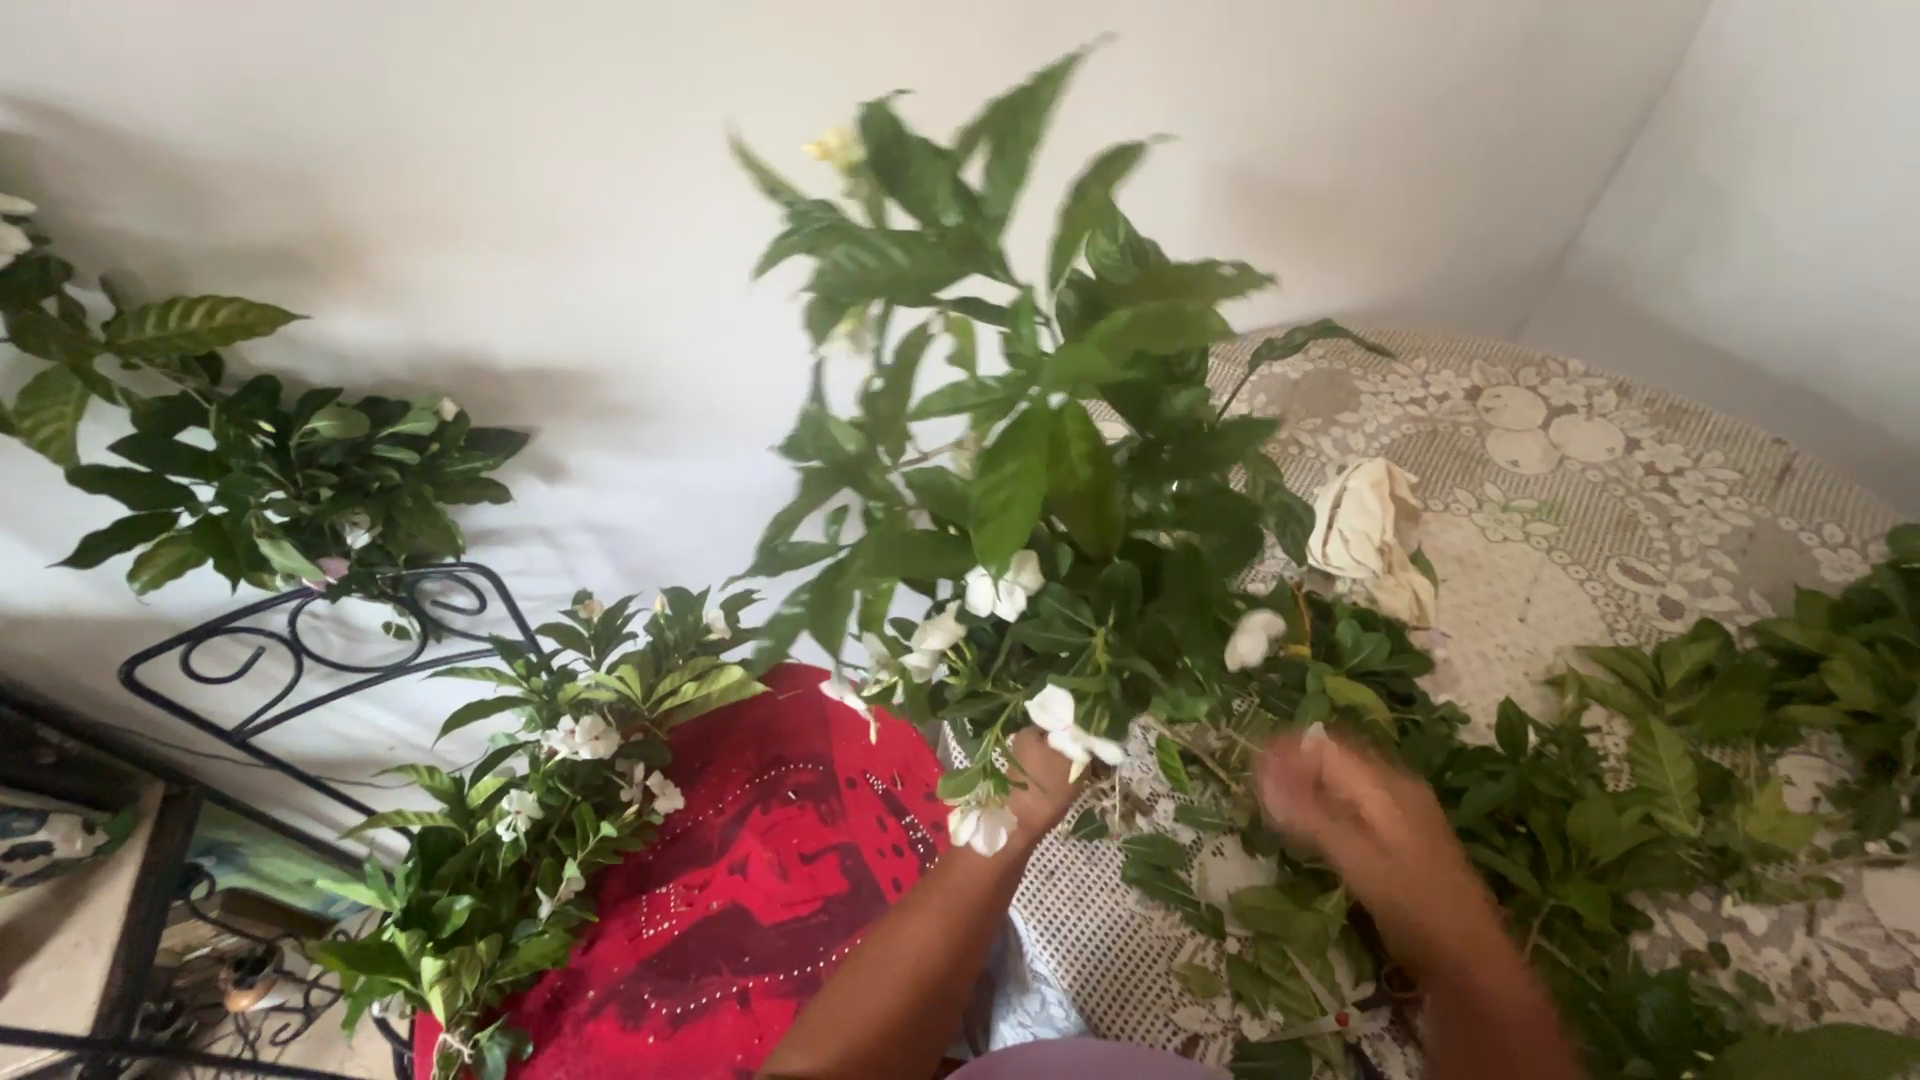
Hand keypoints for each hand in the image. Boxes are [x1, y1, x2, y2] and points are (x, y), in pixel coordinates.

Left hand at [1001, 727, 1084, 848]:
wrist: (1022, 824)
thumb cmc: (1049, 789)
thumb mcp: (1076, 765)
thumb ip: (1084, 746)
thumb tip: (1089, 736)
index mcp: (1030, 731)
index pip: (1060, 722)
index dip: (1078, 731)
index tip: (1091, 743)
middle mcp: (1020, 740)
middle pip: (1054, 738)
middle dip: (1071, 746)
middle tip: (1089, 758)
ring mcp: (1017, 758)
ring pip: (1048, 752)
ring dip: (1063, 759)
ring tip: (1081, 770)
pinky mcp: (1018, 775)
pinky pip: (1042, 765)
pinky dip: (1053, 770)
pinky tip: (1066, 780)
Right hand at [1255, 732, 1507, 977]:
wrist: (1473, 962)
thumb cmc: (1414, 906)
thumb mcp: (1356, 858)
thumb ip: (1309, 814)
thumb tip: (1261, 772)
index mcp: (1386, 785)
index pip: (1325, 745)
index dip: (1285, 748)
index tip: (1250, 766)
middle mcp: (1395, 788)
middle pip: (1335, 757)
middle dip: (1293, 763)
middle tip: (1257, 784)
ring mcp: (1402, 812)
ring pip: (1344, 780)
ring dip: (1307, 783)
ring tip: (1273, 803)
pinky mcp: (1402, 837)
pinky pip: (1353, 802)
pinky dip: (1324, 804)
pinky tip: (1308, 827)